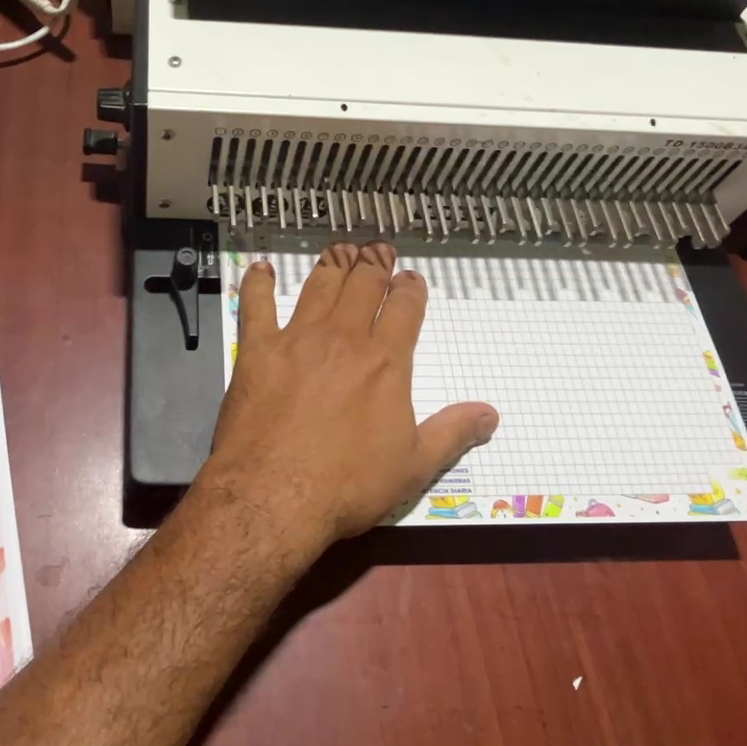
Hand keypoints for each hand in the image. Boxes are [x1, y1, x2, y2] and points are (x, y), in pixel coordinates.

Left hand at [196, 242, 497, 551]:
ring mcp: (297, 341)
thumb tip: (489, 414)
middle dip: (374, 265)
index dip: (410, 289)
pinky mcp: (257, 352)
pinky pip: (257, 307)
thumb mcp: (413, 467)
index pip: (404, 310)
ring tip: (339, 250)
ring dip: (331, 265)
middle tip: (377, 251)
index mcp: (385, 363)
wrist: (275, 494)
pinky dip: (258, 285)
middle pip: (362, 287)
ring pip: (318, 287)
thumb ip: (451, 434)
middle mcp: (343, 340)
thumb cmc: (347, 486)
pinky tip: (260, 270)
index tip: (411, 279)